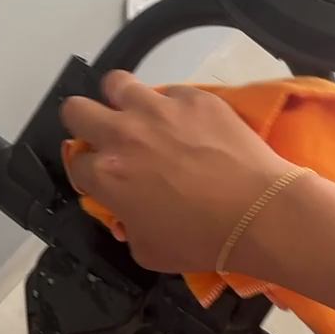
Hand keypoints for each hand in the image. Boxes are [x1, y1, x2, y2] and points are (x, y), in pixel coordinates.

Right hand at [61, 70, 294, 273]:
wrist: (258, 213)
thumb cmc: (203, 240)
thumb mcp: (147, 250)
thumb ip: (126, 226)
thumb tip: (127, 214)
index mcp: (107, 175)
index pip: (76, 163)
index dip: (87, 171)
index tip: (100, 176)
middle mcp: (124, 134)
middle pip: (75, 109)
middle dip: (84, 122)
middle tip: (104, 135)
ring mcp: (159, 109)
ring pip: (116, 83)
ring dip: (121, 99)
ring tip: (139, 115)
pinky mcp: (193, 97)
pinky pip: (171, 91)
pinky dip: (174, 106)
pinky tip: (190, 124)